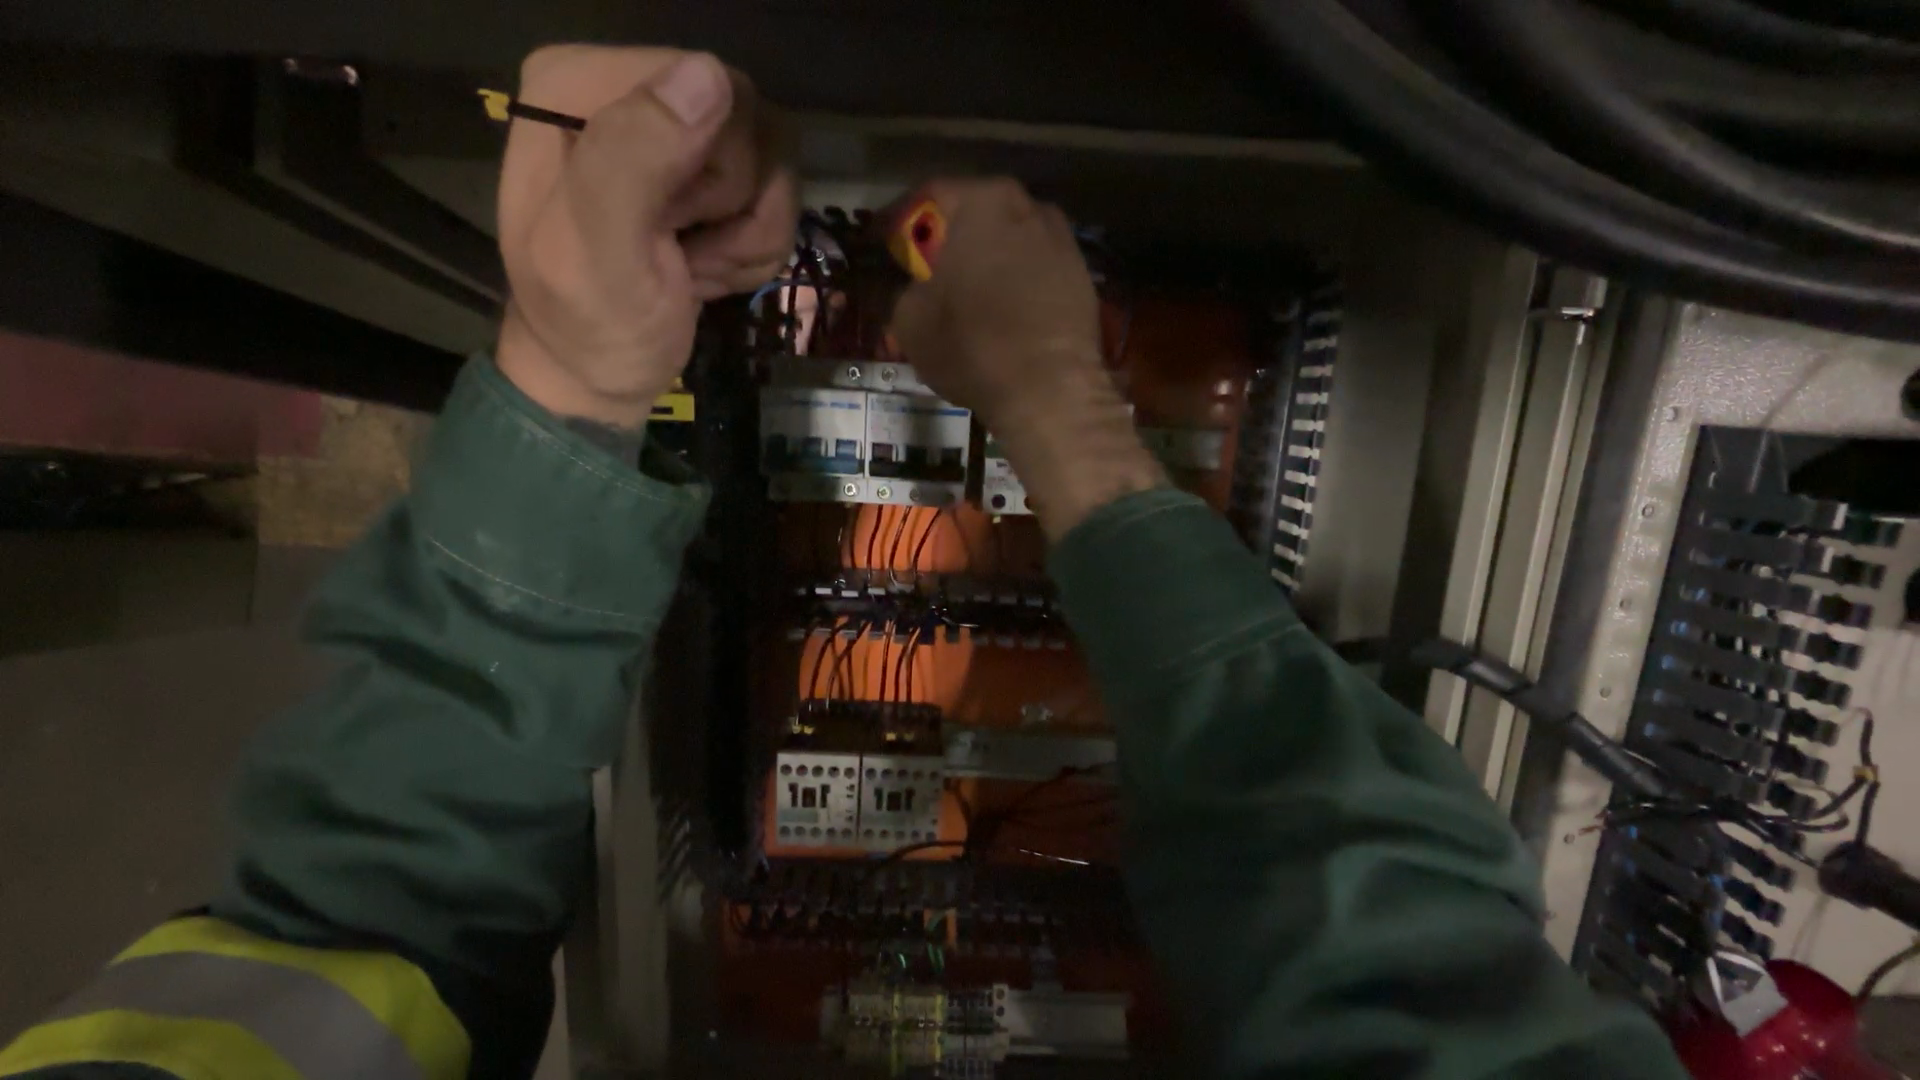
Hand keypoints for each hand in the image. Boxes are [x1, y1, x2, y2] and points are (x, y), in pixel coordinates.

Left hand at [495, 46, 796, 427]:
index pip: (707, 84)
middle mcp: (632, 94)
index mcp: (580, 88)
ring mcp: (678, 137)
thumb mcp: (598, 249)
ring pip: (774, 163)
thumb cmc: (591, 322)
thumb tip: (710, 76)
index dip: (712, 166)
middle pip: (749, 122)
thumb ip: (634, 157)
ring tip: (693, 268)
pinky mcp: (710, 176)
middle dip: (733, 209)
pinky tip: (706, 270)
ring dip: (748, 237)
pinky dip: (753, 250)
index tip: (671, 221)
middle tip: (682, 252)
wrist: (602, 375)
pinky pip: (776, 196)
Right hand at [888, 179, 1105, 430]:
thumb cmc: (971, 345)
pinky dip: (1016, 282)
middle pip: (975, 215)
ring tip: (968, 294)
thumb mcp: (909, 320)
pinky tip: (1003, 311)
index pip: (926, 197)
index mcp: (982, 202)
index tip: (881, 246)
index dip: (897, 223)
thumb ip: (901, 289)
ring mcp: (1063, 241)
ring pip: (1010, 242)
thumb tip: (908, 286)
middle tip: (925, 270)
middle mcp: (1028, 207)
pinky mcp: (1082, 278)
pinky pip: (1036, 270)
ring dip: (986, 260)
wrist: (1050, 390)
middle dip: (948, 239)